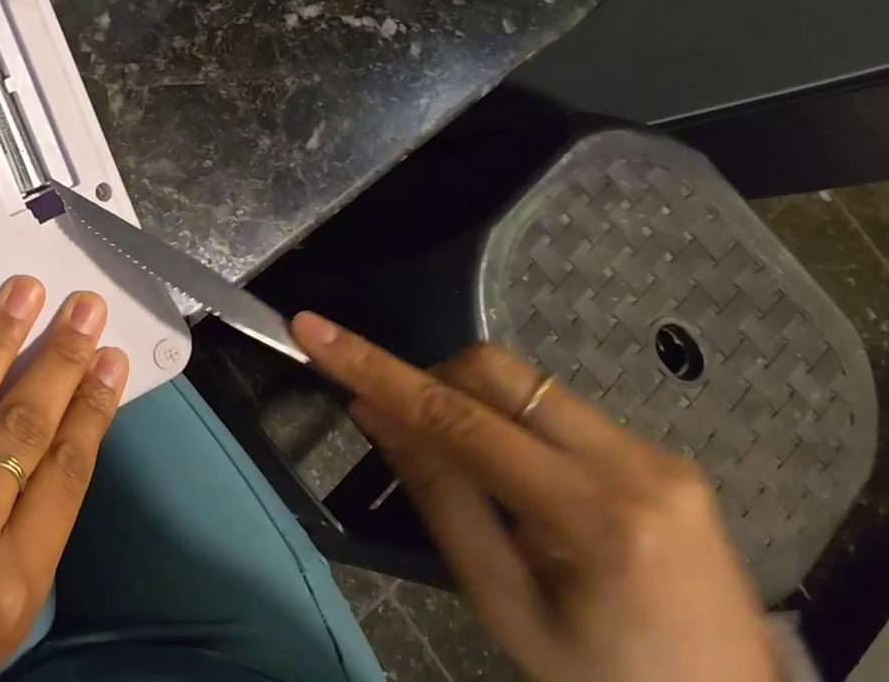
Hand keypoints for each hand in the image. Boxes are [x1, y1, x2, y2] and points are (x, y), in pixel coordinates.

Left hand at [0, 276, 130, 681]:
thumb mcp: (0, 623)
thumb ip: (28, 537)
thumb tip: (55, 438)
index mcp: (8, 587)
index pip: (63, 474)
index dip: (92, 409)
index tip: (111, 359)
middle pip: (18, 430)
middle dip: (58, 361)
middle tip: (85, 307)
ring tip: (26, 292)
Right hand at [292, 312, 778, 681]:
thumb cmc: (599, 677)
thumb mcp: (502, 603)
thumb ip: (439, 498)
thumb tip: (373, 413)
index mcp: (592, 514)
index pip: (457, 418)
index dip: (375, 369)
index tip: (312, 329)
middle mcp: (635, 463)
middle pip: (496, 372)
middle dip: (428, 379)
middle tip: (400, 427)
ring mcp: (659, 455)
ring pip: (526, 382)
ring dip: (467, 400)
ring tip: (457, 461)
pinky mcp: (664, 459)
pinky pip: (558, 408)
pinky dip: (507, 420)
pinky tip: (508, 473)